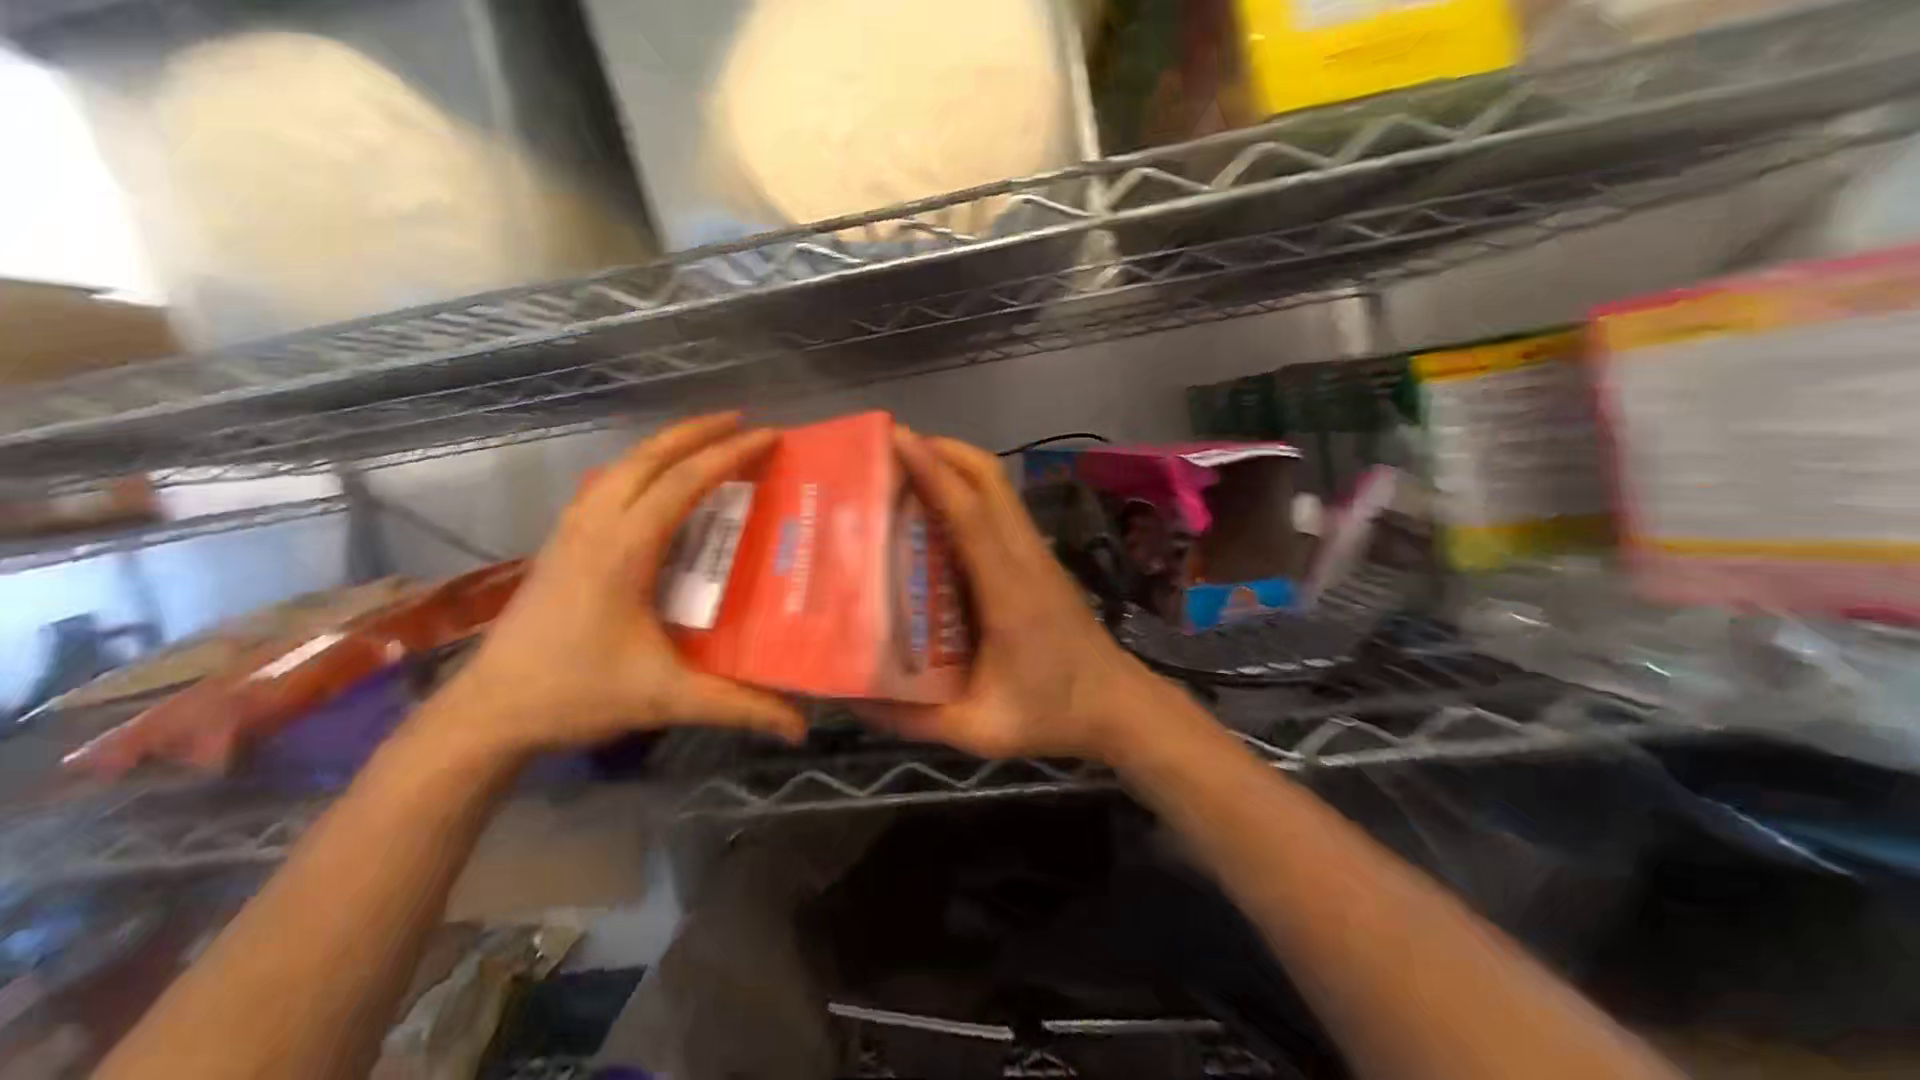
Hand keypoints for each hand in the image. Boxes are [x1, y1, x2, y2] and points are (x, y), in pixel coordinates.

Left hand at [427, 413, 804, 760]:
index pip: (683, 483)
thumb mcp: (666, 699)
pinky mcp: (557, 546)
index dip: (729, 454)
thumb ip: (737, 707)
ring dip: (664, 445)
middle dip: (697, 432)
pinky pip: (602, 486)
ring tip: (704, 441)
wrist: (487, 713)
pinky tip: (649, 484)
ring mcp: (569, 533)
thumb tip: (800, 725)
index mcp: (623, 550)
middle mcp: (594, 528)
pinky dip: (635, 469)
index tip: (769, 436)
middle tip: (742, 422)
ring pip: (620, 467)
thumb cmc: (576, 695)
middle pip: (647, 457)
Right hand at [880, 429, 1175, 761]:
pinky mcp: (1041, 560)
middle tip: (889, 450)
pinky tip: (937, 512)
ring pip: (999, 487)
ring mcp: (1037, 554)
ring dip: (956, 465)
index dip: (934, 472)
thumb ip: (911, 719)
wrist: (1121, 706)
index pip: (970, 514)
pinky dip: (969, 490)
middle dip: (941, 451)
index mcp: (1008, 592)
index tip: (896, 439)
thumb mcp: (977, 730)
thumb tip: (849, 698)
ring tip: (905, 470)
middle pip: (989, 479)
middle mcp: (1025, 559)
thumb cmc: (1053, 714)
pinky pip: (1002, 508)